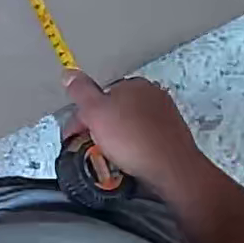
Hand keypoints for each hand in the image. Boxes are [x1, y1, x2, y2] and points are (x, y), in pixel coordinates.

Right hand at [62, 70, 225, 204]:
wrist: (172, 170)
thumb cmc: (132, 139)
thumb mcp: (94, 112)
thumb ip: (80, 90)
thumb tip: (69, 73)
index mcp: (133, 84)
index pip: (98, 95)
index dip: (82, 116)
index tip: (75, 135)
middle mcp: (152, 94)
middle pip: (114, 108)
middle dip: (99, 126)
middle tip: (90, 146)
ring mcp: (165, 115)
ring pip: (129, 123)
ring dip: (116, 137)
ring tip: (110, 155)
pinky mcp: (173, 135)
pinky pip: (145, 137)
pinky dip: (134, 146)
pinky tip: (129, 158)